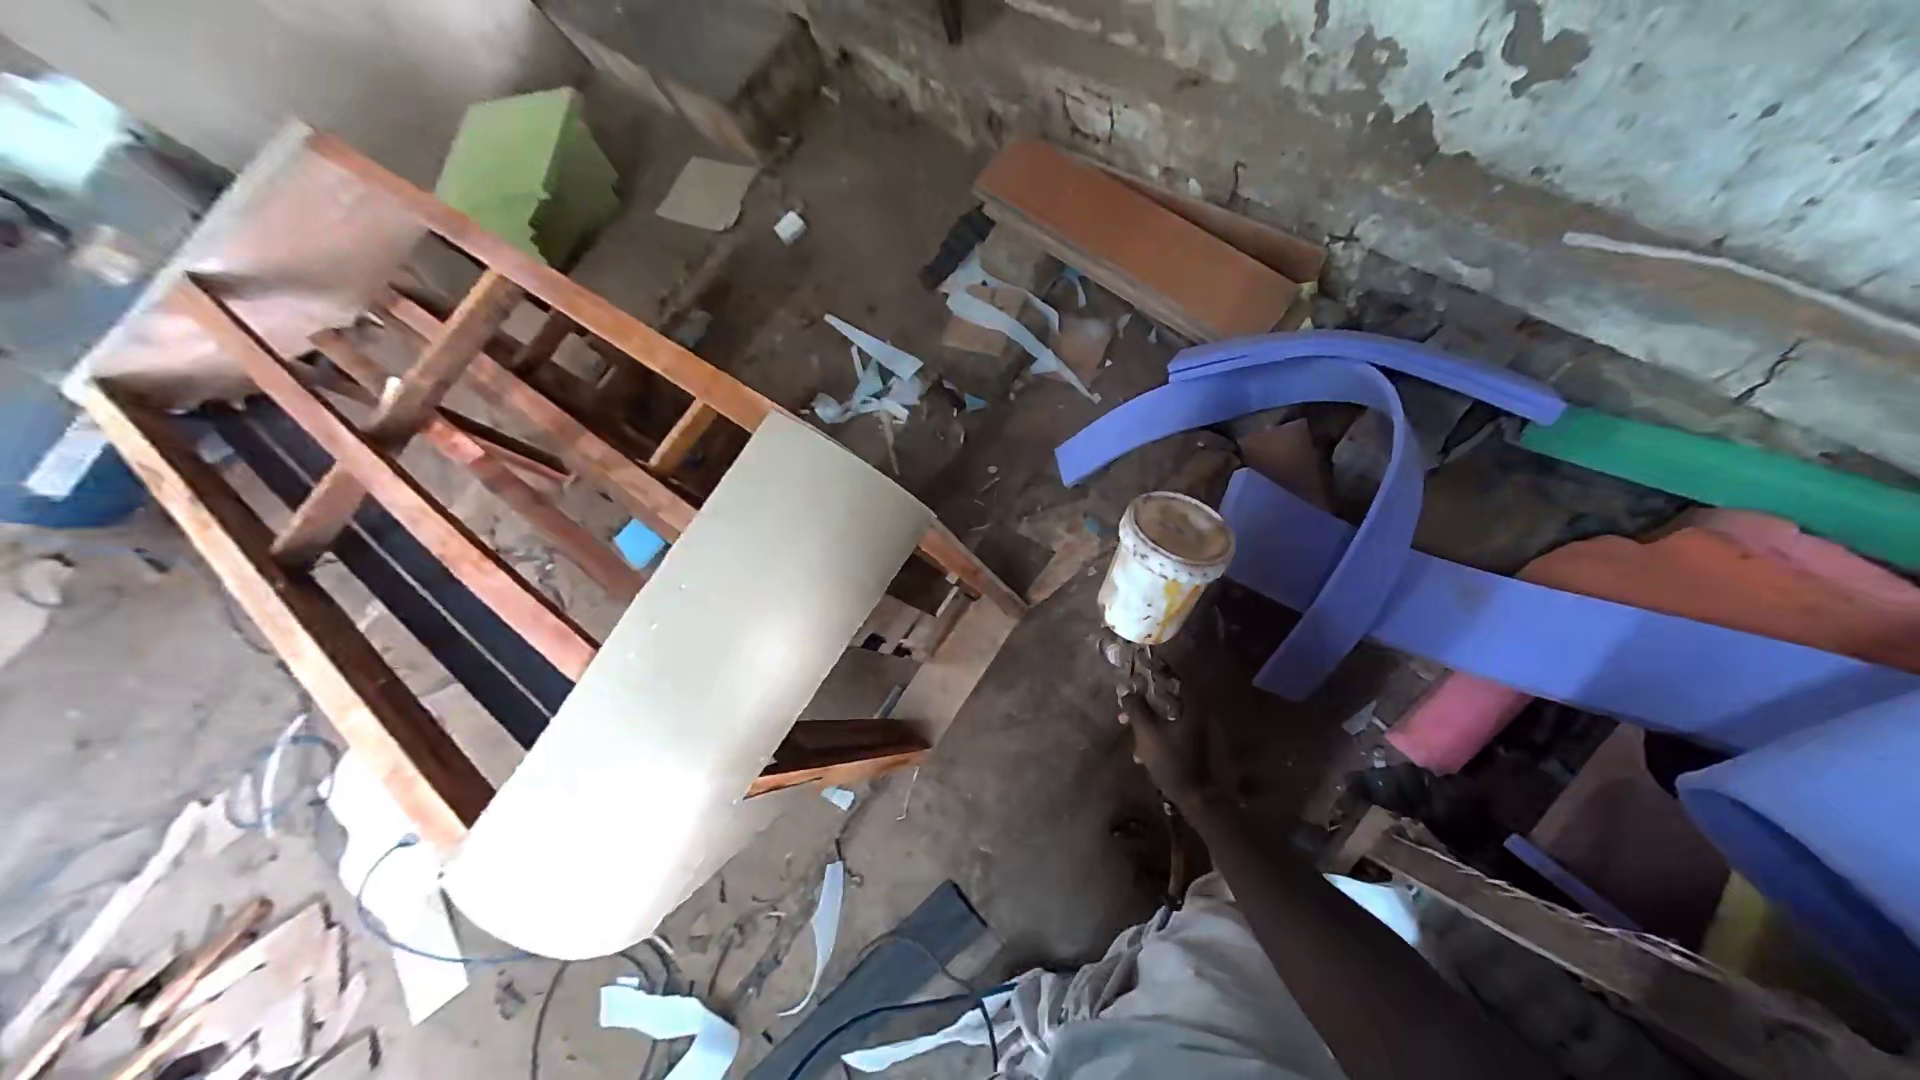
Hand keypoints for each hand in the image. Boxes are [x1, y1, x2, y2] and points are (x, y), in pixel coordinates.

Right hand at [1120, 690, 1212, 812]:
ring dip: (1151, 721)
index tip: (1134, 679)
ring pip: (1171, 717)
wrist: (1198, 797)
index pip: (1170, 678)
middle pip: (1169, 699)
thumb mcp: (1146, 732)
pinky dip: (1161, 734)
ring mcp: (1204, 730)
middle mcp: (1201, 712)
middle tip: (1127, 713)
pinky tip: (1146, 751)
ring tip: (1132, 735)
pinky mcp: (1201, 746)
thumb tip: (1126, 690)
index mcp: (1192, 704)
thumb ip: (1135, 708)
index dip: (1150, 676)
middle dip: (1145, 705)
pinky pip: (1177, 731)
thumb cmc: (1171, 760)